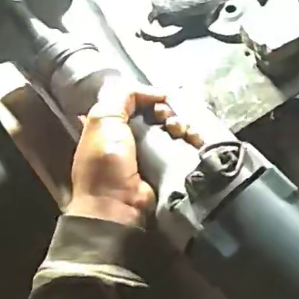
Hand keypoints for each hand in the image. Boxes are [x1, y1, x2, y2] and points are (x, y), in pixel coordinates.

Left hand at [65, 77, 190, 226]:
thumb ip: (123, 95)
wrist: (118, 206)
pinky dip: (193, 140)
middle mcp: (132, 136)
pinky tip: (195, 139)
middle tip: (170, 120)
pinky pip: (185, 146)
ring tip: (183, 132)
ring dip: (183, 125)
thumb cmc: (106, 162)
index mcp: (112, 124)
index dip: (150, 97)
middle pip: (159, 113)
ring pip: (175, 127)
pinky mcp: (169, 166)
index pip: (138, 100)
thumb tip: (156, 91)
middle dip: (169, 111)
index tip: (160, 100)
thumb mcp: (103, 119)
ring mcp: (152, 152)